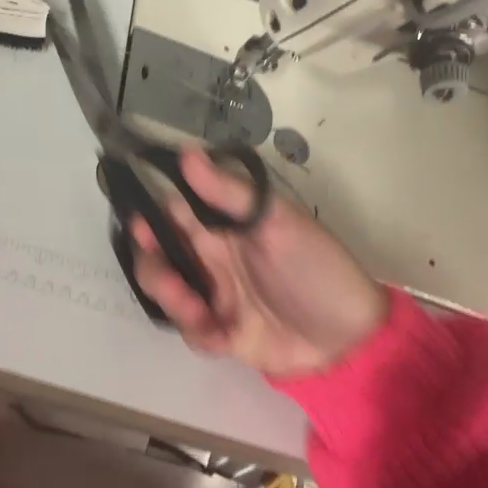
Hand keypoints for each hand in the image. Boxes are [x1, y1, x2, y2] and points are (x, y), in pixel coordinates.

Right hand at [132, 149, 390, 378]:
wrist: (347, 335)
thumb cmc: (316, 269)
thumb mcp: (277, 223)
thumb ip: (229, 193)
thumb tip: (186, 152)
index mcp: (223, 231)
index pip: (173, 216)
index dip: (151, 217)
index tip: (140, 222)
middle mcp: (211, 262)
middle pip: (158, 256)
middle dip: (150, 263)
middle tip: (162, 272)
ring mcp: (214, 299)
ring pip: (167, 294)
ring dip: (171, 299)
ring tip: (194, 307)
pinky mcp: (221, 335)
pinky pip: (191, 334)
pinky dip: (197, 332)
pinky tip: (220, 333)